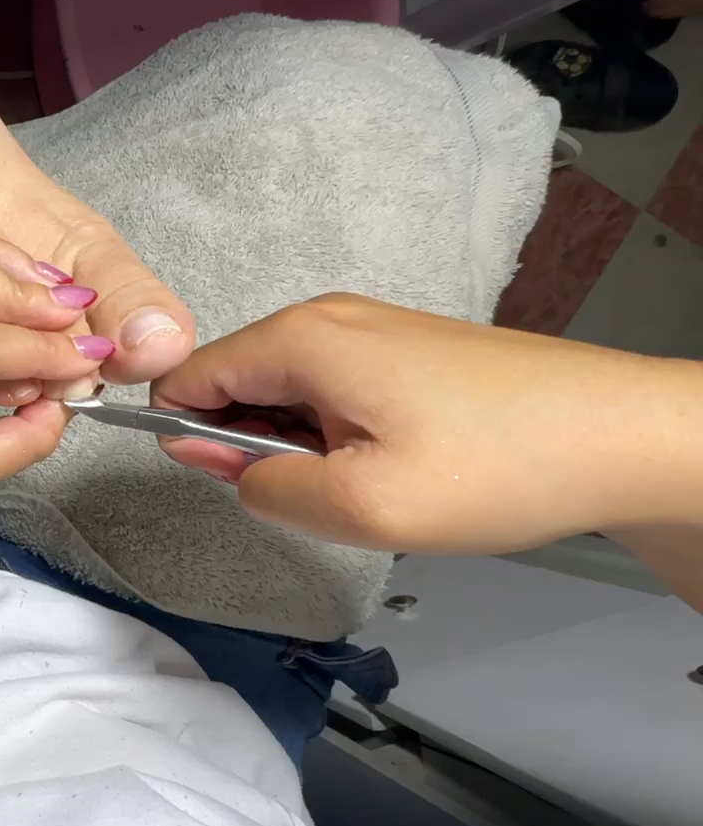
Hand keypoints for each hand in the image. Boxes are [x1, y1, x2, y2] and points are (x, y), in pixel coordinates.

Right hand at [151, 294, 702, 553]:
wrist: (644, 441)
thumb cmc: (501, 466)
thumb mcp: (357, 505)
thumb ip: (259, 488)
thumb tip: (233, 469)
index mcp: (297, 340)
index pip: (181, 381)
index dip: (189, 438)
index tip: (244, 476)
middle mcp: (321, 320)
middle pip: (224, 385)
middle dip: (241, 443)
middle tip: (313, 484)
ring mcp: (361, 330)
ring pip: (269, 393)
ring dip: (286, 444)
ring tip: (355, 473)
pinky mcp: (392, 349)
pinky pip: (315, 392)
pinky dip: (323, 432)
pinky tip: (378, 456)